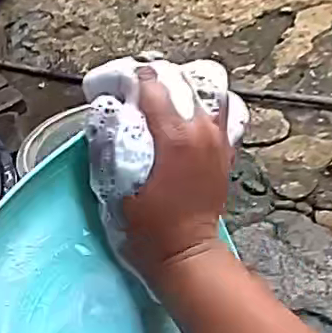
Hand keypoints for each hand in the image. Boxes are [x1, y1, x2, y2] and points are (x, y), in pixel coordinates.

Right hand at [121, 66, 233, 283]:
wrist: (185, 254)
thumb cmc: (148, 230)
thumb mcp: (117, 191)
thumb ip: (110, 146)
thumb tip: (105, 114)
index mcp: (174, 135)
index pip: (150, 83)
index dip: (124, 80)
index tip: (107, 88)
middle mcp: (202, 128)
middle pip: (179, 78)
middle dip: (151, 78)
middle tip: (128, 91)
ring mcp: (219, 137)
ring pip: (207, 86)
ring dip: (182, 85)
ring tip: (162, 96)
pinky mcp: (226, 151)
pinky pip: (226, 110)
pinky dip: (207, 104)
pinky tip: (192, 113)